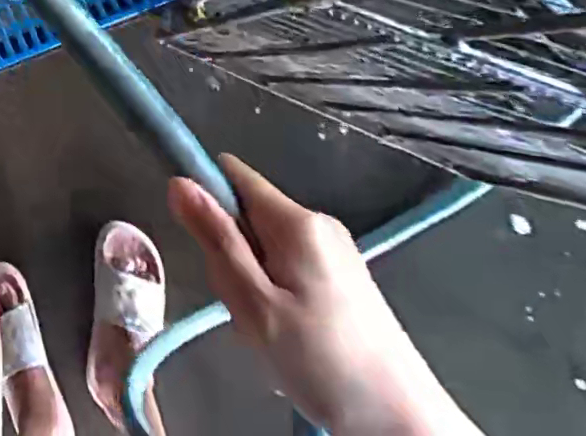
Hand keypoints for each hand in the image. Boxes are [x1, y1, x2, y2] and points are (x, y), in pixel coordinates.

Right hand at [169, 154, 480, 435]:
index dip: (207, 198)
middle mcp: (317, 223)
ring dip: (252, 282)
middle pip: (247, 215)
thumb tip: (178, 182)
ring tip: (269, 330)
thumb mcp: (256, 305)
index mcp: (296, 221)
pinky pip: (287, 267)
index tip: (205, 245)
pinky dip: (275, 295)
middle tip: (244, 306)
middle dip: (231, 254)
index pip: (232, 174)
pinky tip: (289, 337)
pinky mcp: (344, 277)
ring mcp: (334, 250)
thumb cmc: (325, 364)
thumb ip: (217, 240)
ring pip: (264, 246)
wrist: (407, 428)